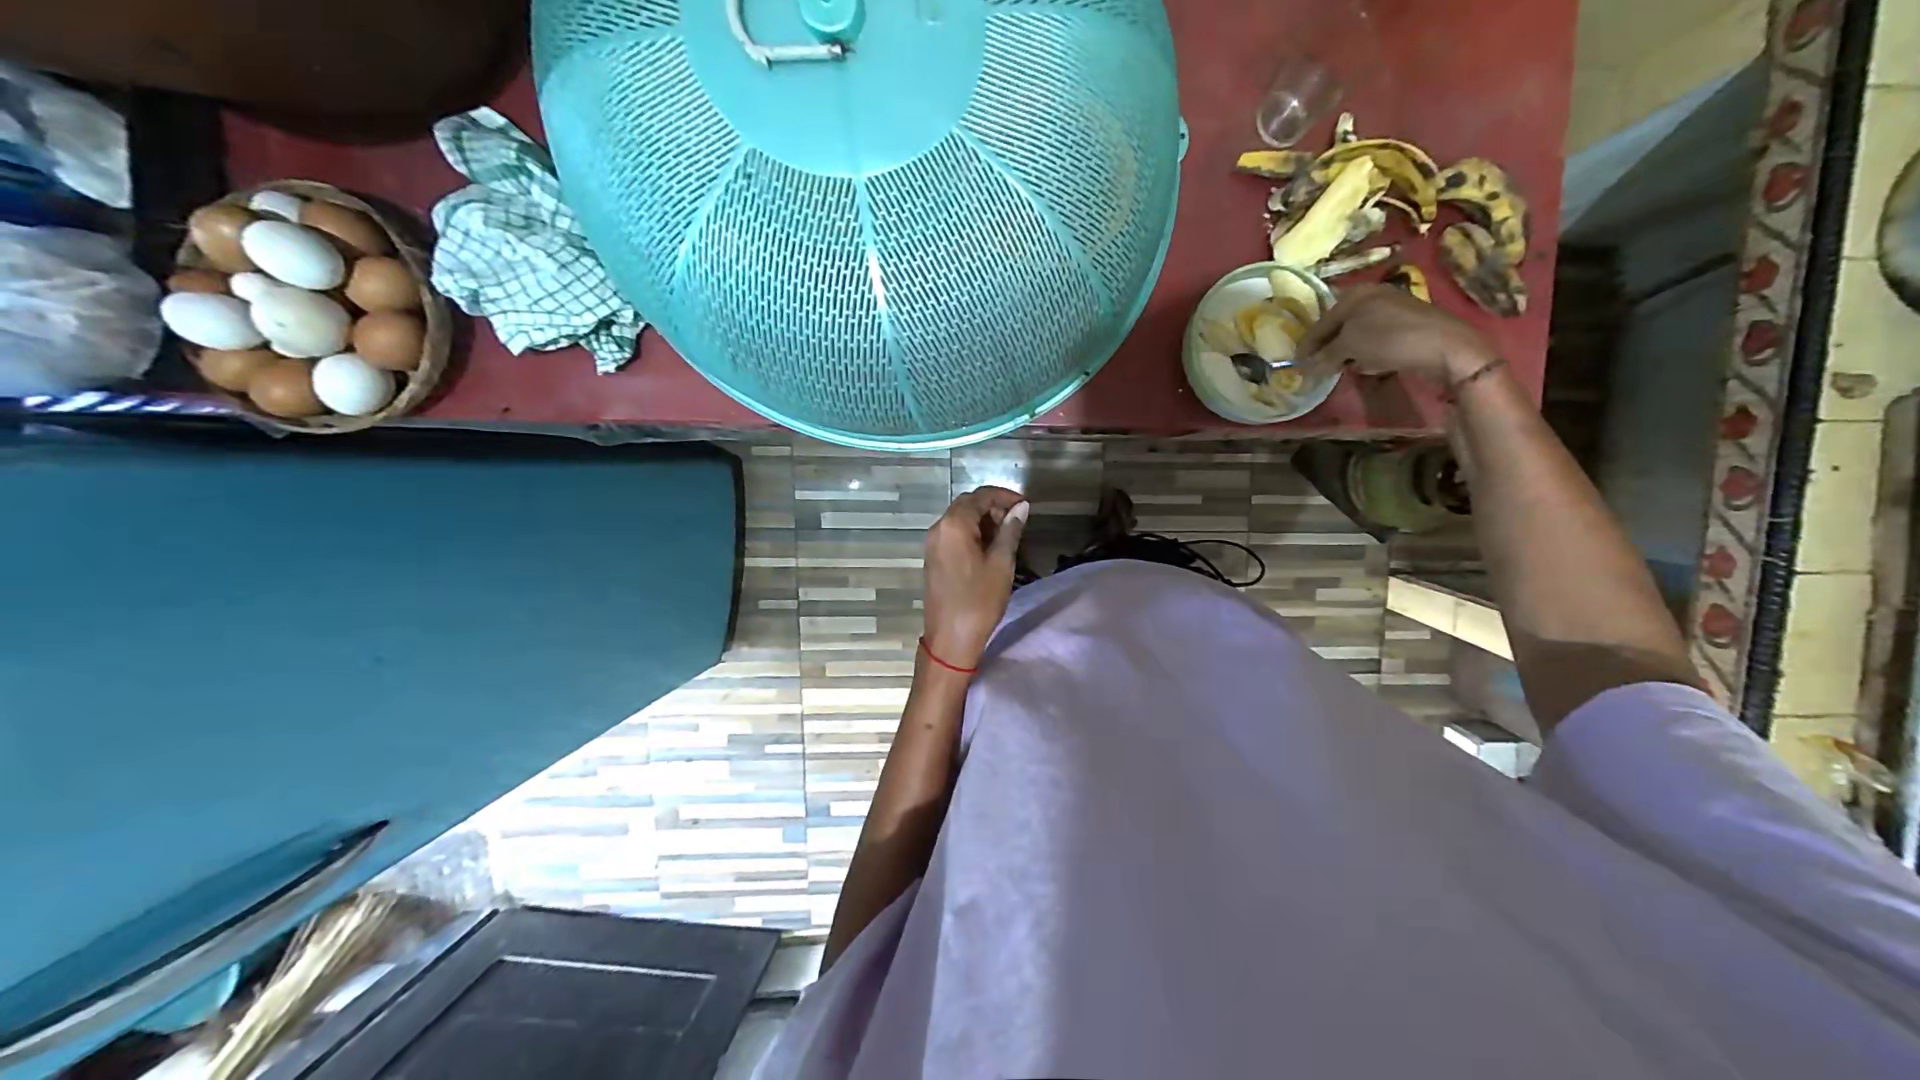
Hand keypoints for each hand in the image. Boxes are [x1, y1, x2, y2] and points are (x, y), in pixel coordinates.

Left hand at [922, 486, 1028, 670]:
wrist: (951, 638)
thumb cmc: (979, 600)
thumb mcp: (1002, 563)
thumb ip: (1010, 530)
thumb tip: (1021, 508)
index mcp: (954, 525)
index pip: (980, 496)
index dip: (1005, 496)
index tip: (1026, 505)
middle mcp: (938, 528)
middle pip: (967, 505)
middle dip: (993, 507)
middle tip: (1017, 521)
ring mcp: (933, 544)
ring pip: (959, 519)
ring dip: (983, 520)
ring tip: (1007, 535)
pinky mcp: (933, 558)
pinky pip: (953, 534)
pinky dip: (972, 533)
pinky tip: (989, 548)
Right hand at [1298, 286, 1499, 384]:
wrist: (1446, 347)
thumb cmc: (1390, 339)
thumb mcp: (1349, 347)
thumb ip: (1323, 356)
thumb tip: (1303, 368)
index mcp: (1356, 294)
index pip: (1321, 320)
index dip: (1307, 343)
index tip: (1295, 363)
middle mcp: (1373, 297)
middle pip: (1338, 326)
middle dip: (1326, 347)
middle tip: (1314, 367)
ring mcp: (1392, 311)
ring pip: (1356, 334)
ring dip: (1346, 352)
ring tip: (1338, 369)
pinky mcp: (1406, 327)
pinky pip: (1374, 340)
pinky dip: (1366, 353)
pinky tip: (1367, 365)